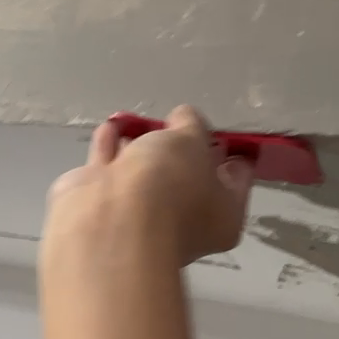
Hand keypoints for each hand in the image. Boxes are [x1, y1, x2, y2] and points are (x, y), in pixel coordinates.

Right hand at [42, 105, 255, 269]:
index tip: (219, 131)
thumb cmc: (170, 185)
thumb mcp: (192, 140)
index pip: (235, 178)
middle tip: (177, 123)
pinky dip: (109, 148)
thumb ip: (191, 124)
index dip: (231, 151)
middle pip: (186, 176)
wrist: (112, 219)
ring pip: (144, 173)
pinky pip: (110, 169)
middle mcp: (183, 220)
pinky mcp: (103, 206)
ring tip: (139, 120)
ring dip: (140, 147)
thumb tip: (184, 119)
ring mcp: (141, 216)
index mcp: (222, 214)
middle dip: (179, 149)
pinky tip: (109, 127)